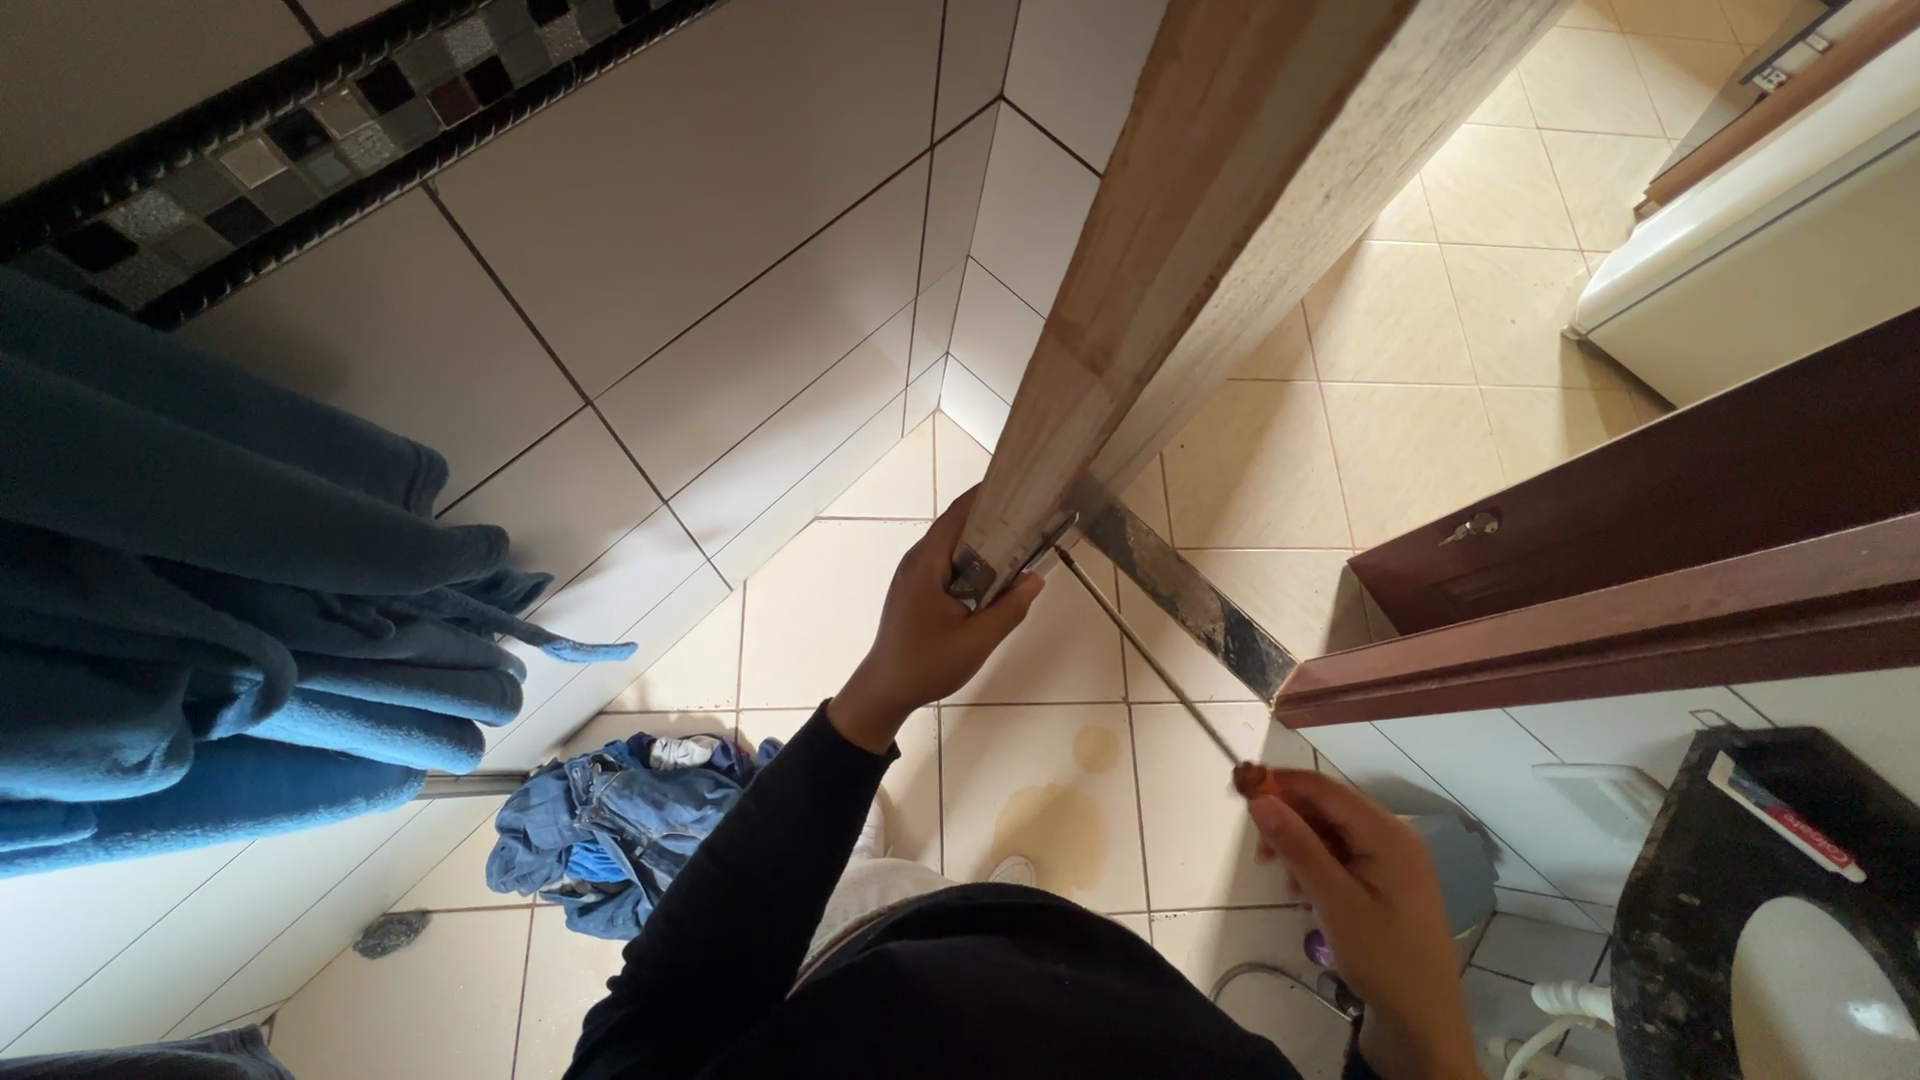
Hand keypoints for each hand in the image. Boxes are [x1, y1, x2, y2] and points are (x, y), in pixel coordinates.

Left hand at [827, 488, 1043, 752]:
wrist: (885, 690)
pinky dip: (972, 560)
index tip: (1017, 484)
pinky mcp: (916, 588)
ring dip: (983, 540)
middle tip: (1031, 510)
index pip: (957, 515)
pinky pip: (947, 563)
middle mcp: (917, 561)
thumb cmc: (927, 665)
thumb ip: (1009, 608)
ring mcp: (914, 574)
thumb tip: (1035, 579)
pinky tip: (996, 570)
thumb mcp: (977, 640)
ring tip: (1021, 535)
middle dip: (991, 516)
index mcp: (926, 564)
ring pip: (953, 546)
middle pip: (956, 525)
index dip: (986, 496)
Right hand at [1246, 770, 1477, 1079]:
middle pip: (1327, 806)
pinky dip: (1316, 862)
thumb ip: (1297, 846)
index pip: (1324, 788)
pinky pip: (1342, 852)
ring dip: (1300, 845)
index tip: (1242, 793)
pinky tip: (1304, 891)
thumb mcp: (1333, 901)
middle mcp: (1393, 835)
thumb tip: (1259, 800)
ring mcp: (1392, 857)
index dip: (1281, 783)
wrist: (1424, 1022)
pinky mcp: (1386, 878)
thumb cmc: (1382, 958)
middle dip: (1289, 820)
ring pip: (1330, 830)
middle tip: (1261, 854)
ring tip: (1286, 882)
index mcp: (1387, 834)